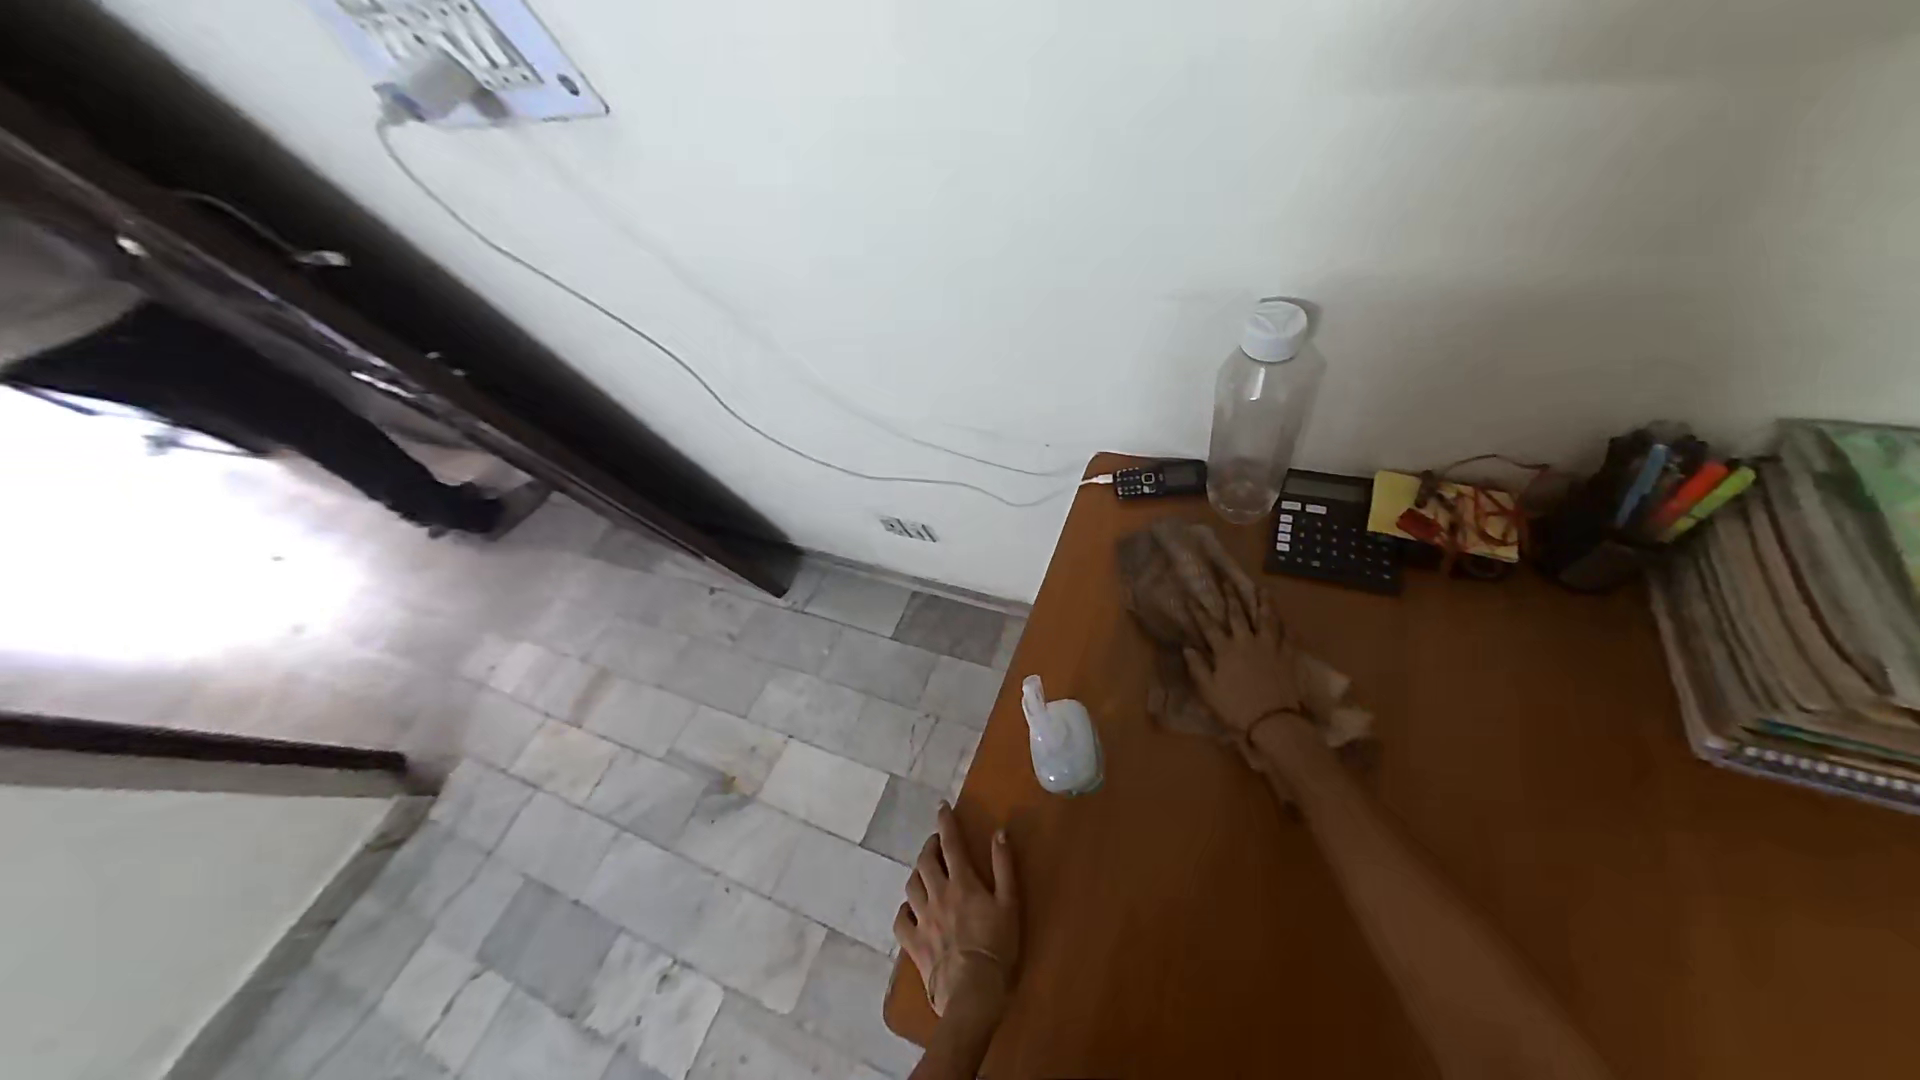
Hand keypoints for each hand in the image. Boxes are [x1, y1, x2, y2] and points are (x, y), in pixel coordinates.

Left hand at [896, 803, 1019, 1018]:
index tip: (941, 806)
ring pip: (911, 885)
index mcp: (961, 882)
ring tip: (925, 870)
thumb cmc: (997, 946)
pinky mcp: (913, 943)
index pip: (950, 843)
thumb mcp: (1010, 903)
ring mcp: (922, 918)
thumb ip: (1004, 866)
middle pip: (926, 861)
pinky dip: (904, 909)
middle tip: (937, 842)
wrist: (973, 991)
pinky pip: (901, 920)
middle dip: (930, 846)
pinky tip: (910, 908)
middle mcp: (937, 894)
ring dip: (918, 872)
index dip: (945, 822)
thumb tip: (999, 832)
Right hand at [1182, 589, 1303, 737]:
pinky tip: (1285, 619)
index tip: (1191, 598)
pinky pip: (1288, 636)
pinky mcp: (1288, 656)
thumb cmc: (1235, 708)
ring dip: (1264, 603)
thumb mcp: (1208, 691)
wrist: (1273, 722)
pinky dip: (1285, 625)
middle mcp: (1247, 642)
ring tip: (1262, 590)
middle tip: (1228, 582)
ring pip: (1267, 619)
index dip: (1199, 612)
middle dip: (1231, 597)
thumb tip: (1187, 648)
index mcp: (1225, 650)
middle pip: (1238, 615)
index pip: (1209, 626)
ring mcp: (1270, 647)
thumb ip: (1198, 668)